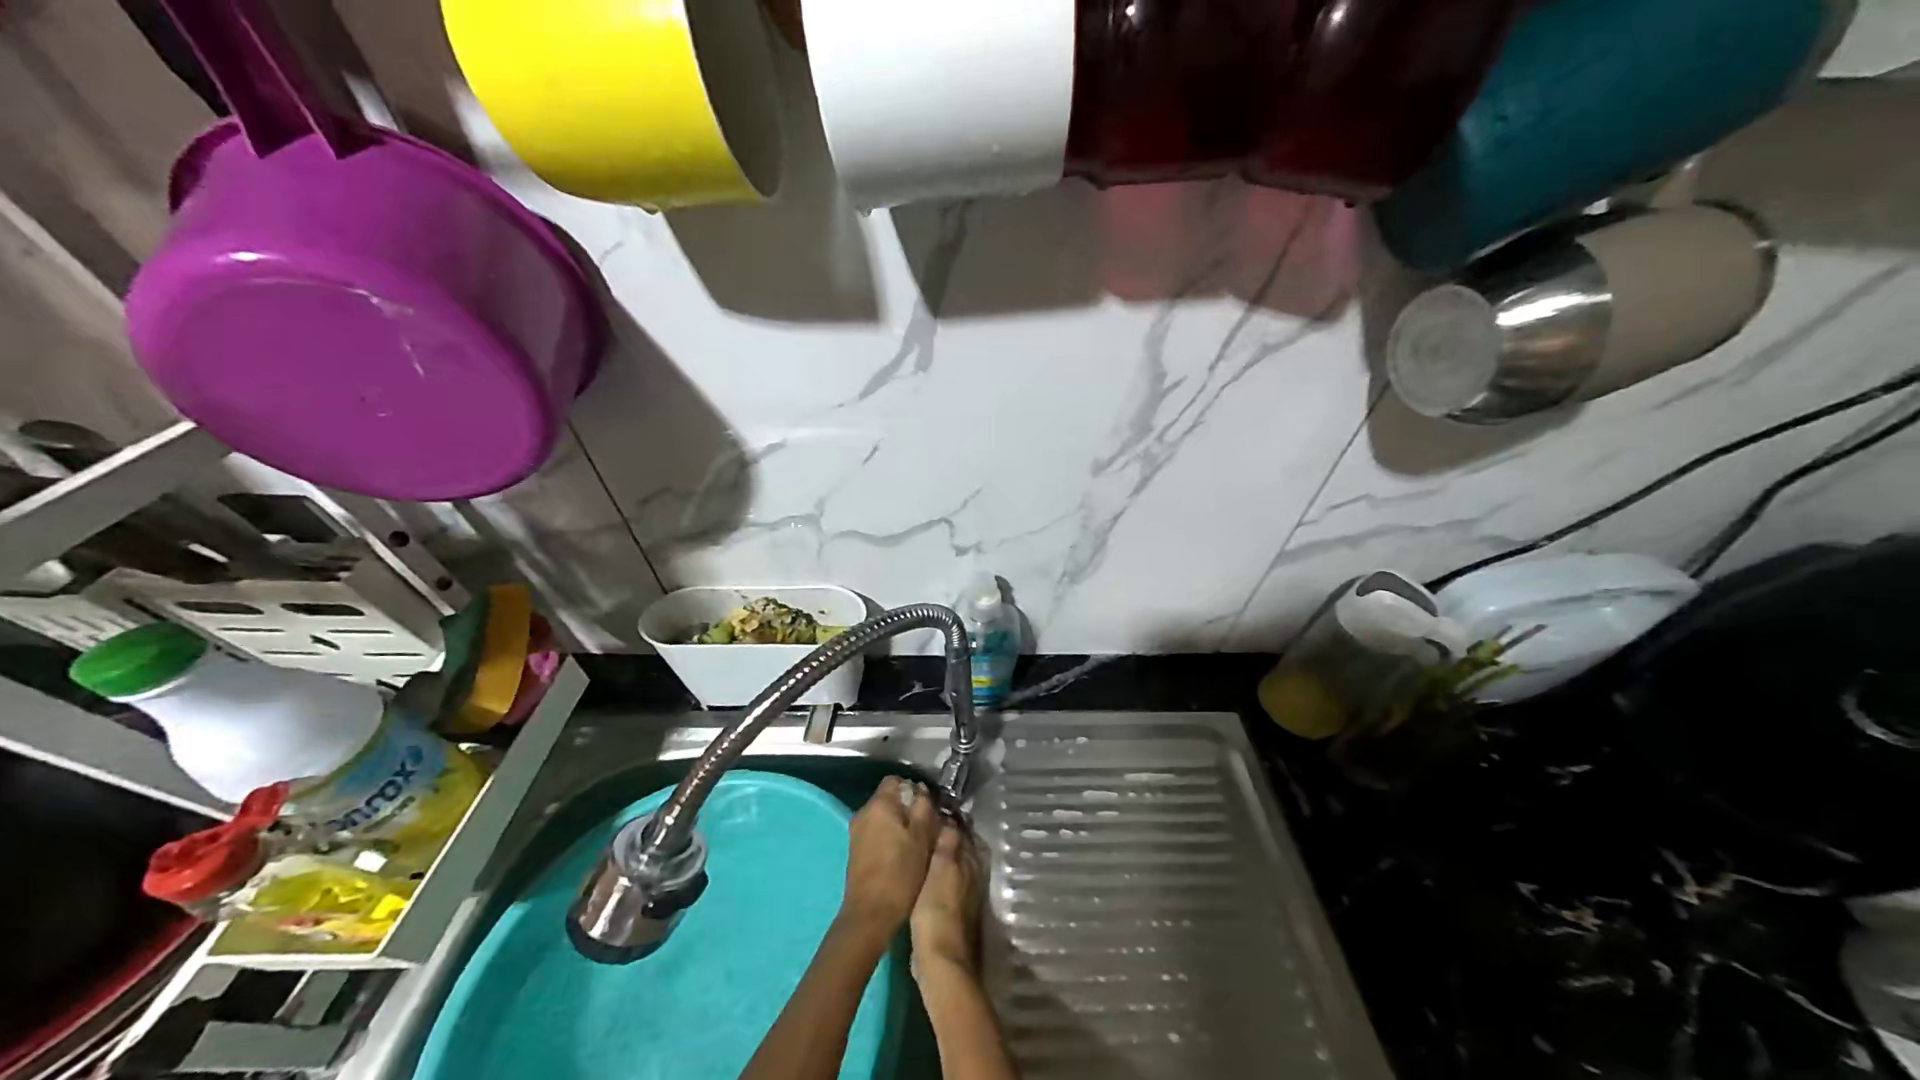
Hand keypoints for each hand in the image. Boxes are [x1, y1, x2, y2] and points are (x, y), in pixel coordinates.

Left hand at [840, 776, 939, 934]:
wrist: (871, 912)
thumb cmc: (901, 871)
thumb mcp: (922, 836)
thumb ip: (924, 807)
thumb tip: (921, 790)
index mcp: (879, 804)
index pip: (896, 780)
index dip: (914, 788)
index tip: (929, 805)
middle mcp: (863, 812)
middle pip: (889, 798)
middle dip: (908, 807)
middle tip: (928, 824)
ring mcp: (856, 831)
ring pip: (883, 816)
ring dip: (899, 823)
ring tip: (918, 841)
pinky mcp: (855, 849)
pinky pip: (876, 831)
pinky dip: (889, 836)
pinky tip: (902, 853)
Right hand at [910, 819, 983, 980]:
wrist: (941, 960)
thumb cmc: (936, 911)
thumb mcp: (938, 872)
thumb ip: (946, 846)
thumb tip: (952, 820)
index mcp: (968, 864)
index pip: (963, 835)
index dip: (952, 823)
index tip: (937, 810)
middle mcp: (973, 877)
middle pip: (965, 851)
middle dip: (953, 838)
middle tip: (932, 824)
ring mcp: (967, 898)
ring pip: (959, 868)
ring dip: (949, 856)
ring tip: (929, 846)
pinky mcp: (957, 914)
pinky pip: (952, 885)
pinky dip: (944, 875)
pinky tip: (931, 876)